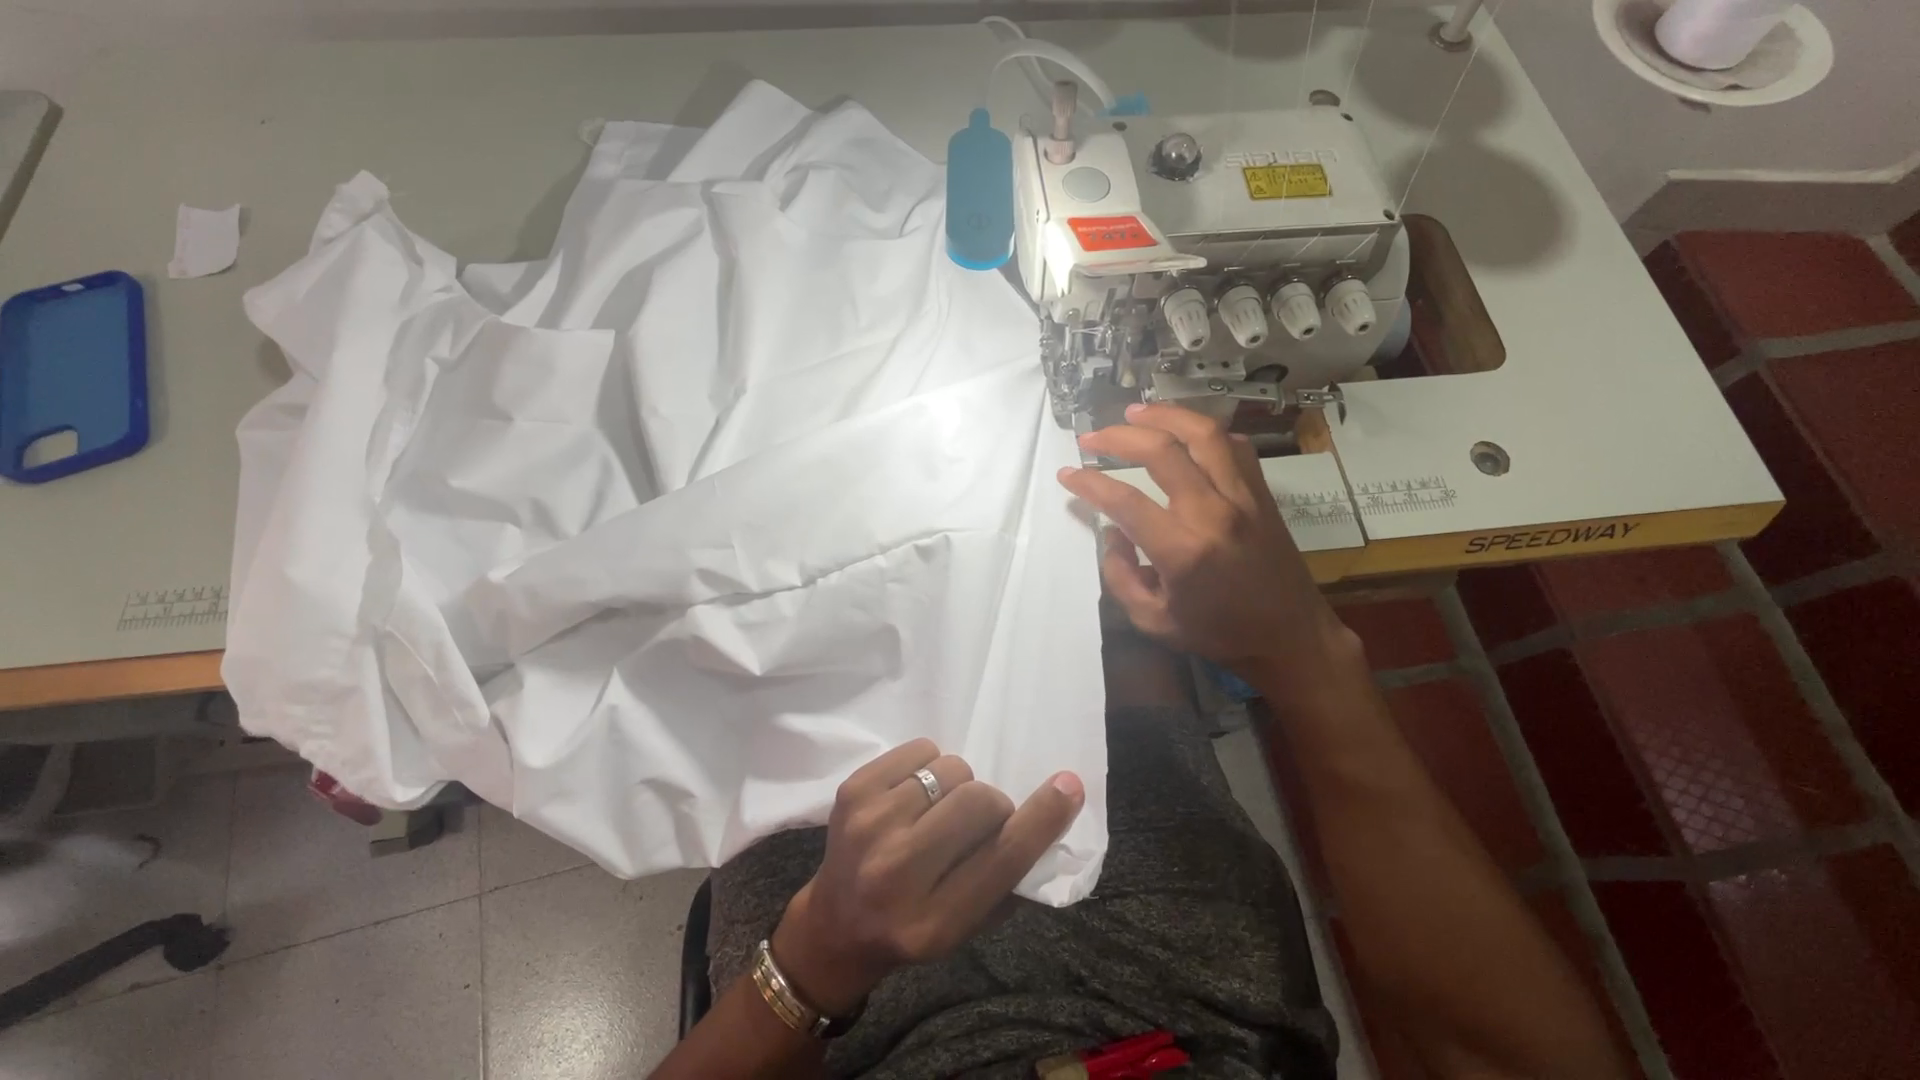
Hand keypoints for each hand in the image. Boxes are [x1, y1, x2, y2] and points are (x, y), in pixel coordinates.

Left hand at [769, 739, 1083, 1015]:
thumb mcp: (967, 926)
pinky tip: (914, 797)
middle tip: (977, 823)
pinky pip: (920, 750)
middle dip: (991, 806)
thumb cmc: (914, 925)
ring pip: (950, 770)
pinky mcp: (852, 793)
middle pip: (977, 803)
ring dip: (957, 786)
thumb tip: (1056, 807)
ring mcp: (868, 828)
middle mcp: (896, 874)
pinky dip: (928, 767)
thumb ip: (1010, 878)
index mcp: (933, 922)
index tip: (1068, 786)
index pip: (1002, 858)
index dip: (1042, 818)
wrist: (835, 926)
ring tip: (938, 812)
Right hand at [1056, 402, 1357, 684]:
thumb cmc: (1219, 635)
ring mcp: (1243, 498)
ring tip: (1135, 412)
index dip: (1089, 482)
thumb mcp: (1153, 621)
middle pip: (1161, 450)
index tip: (1068, 474)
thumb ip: (1121, 576)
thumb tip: (1112, 533)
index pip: (1124, 500)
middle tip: (1092, 437)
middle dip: (1118, 436)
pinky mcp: (1262, 494)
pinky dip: (1205, 432)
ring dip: (1164, 416)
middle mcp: (1213, 513)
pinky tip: (1184, 433)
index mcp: (1182, 550)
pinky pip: (1234, 446)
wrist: (1291, 638)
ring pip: (1203, 433)